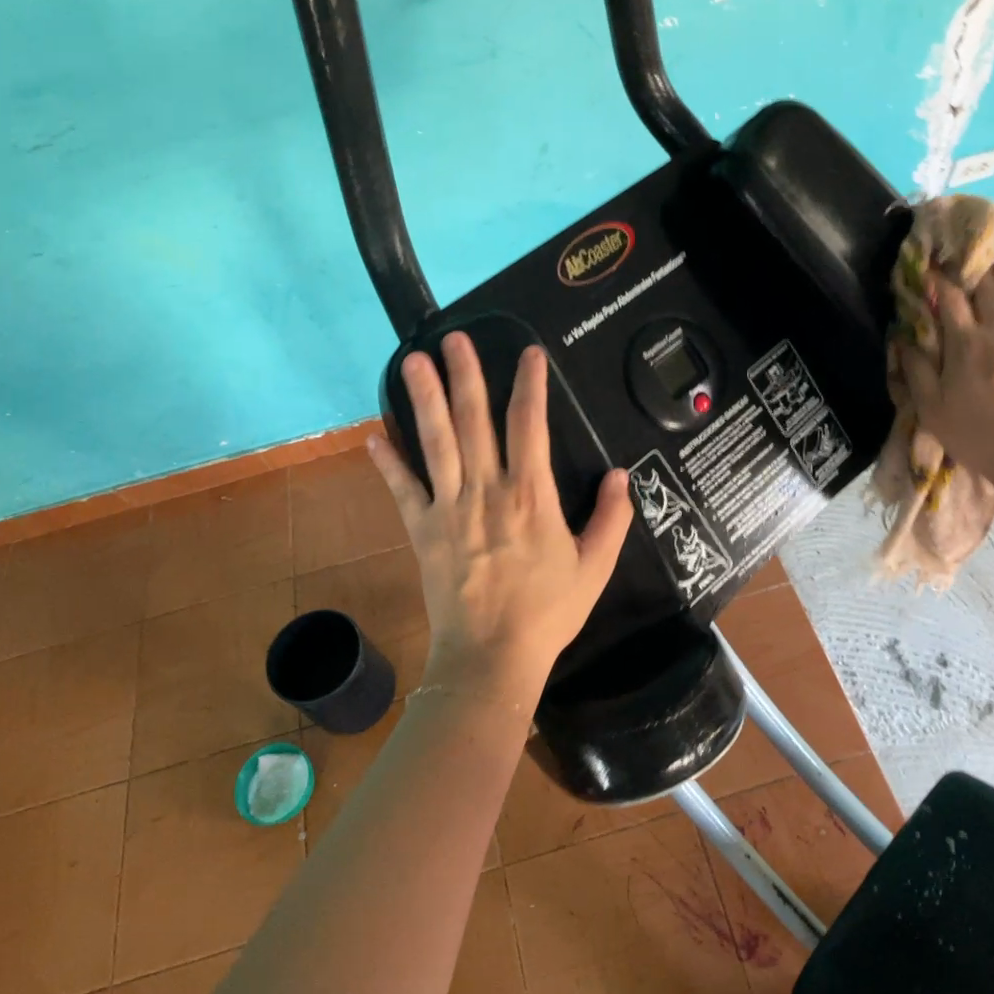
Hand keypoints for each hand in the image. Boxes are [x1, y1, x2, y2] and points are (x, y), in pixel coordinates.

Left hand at [368, 332, 633, 703]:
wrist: (492, 656)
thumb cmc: (548, 612)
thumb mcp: (594, 568)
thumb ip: (610, 518)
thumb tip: (618, 475)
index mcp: (531, 495)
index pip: (530, 425)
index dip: (530, 384)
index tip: (529, 353)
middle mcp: (487, 490)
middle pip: (474, 420)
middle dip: (466, 375)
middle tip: (454, 337)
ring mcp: (449, 508)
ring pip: (436, 442)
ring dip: (424, 398)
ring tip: (413, 360)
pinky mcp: (422, 530)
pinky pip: (403, 489)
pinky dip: (388, 462)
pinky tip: (374, 434)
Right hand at [899, 256, 993, 488]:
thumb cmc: (977, 436)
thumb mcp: (932, 410)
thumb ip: (918, 372)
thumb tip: (904, 340)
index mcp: (967, 344)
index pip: (951, 301)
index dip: (941, 281)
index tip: (933, 267)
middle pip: (991, 290)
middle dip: (980, 269)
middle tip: (975, 254)